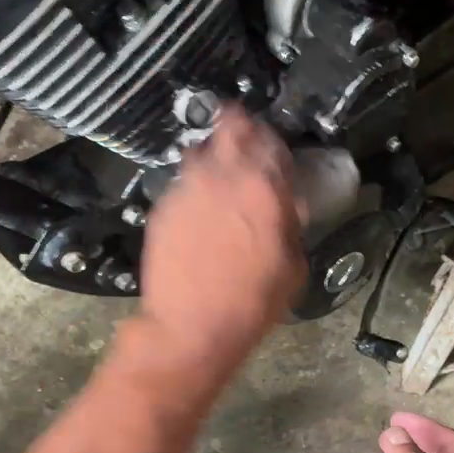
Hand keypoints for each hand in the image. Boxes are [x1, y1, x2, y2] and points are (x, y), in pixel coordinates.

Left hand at [137, 107, 304, 373]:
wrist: (192, 327)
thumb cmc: (251, 304)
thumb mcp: (291, 267)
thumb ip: (290, 225)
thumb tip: (287, 208)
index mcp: (264, 187)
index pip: (270, 138)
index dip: (272, 142)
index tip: (274, 153)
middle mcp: (223, 175)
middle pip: (231, 125)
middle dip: (239, 131)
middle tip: (245, 147)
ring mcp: (187, 187)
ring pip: (201, 150)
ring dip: (213, 159)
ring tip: (219, 183)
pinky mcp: (162, 205)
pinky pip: (182, 183)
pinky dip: (192, 190)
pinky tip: (198, 216)